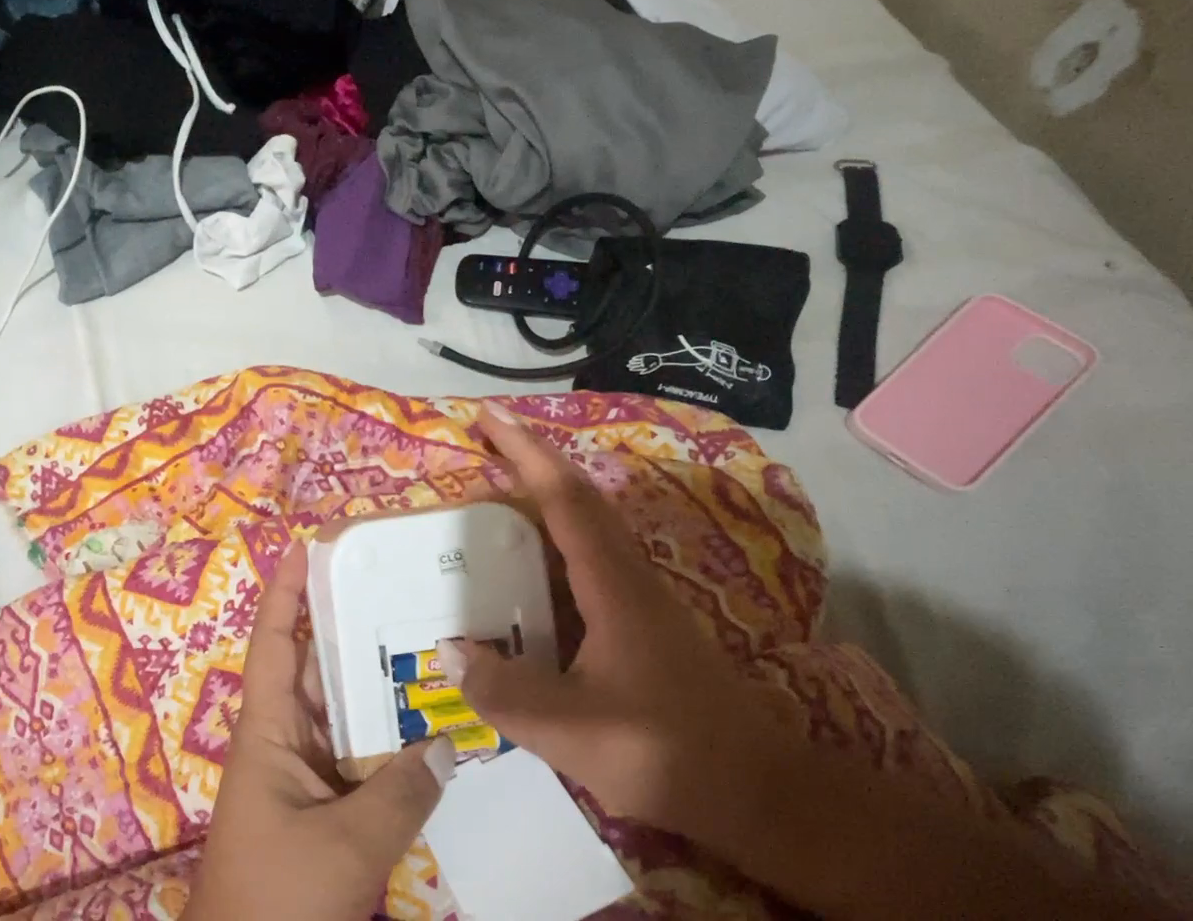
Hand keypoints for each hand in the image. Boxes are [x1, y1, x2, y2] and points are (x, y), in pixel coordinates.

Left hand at [186, 543, 454, 920]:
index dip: (286, 591)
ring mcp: (304, 774)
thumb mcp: (345, 844)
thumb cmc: (278, 894)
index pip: (274, 642)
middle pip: (315, 668)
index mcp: (268, 730)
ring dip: (376, 683)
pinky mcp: (324, 807)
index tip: (308, 544)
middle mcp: (284, 739)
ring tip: (428, 642)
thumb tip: (446, 744)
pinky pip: (358, 756)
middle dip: (350, 627)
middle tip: (399, 588)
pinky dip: (389, 739)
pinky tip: (431, 726)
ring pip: (342, 712)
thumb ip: (400, 793)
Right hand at [439, 402, 795, 839]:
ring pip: (590, 530)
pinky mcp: (646, 627)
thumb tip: (451, 650)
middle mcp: (631, 580)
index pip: (566, 501)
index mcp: (613, 587)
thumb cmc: (661, 751)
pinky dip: (556, 544)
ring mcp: (643, 602)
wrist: (757, 793)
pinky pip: (591, 564)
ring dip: (546, 499)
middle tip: (485, 442)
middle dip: (533, 462)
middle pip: (580, 501)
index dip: (526, 453)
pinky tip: (532, 572)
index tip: (490, 414)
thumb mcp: (566, 729)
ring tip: (496, 495)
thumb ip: (502, 689)